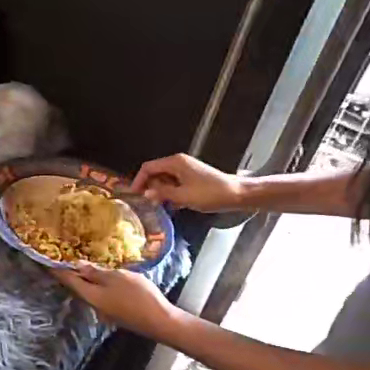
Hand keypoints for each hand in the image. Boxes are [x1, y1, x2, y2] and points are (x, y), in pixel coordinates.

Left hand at [50, 264, 179, 337]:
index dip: (58, 269)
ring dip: (84, 278)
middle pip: (76, 287)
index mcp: (90, 296)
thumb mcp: (116, 278)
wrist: (159, 321)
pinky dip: (96, 284)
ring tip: (82, 263)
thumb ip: (95, 272)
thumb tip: (76, 266)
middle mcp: (93, 305)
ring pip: (88, 291)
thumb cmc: (137, 296)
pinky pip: (99, 294)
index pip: (68, 280)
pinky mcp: (115, 312)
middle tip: (64, 256)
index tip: (47, 258)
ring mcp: (105, 310)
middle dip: (70, 272)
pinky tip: (102, 276)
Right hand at [131, 154, 247, 212]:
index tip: (133, 195)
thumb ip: (162, 193)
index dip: (138, 180)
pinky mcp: (192, 178)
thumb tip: (146, 193)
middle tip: (146, 203)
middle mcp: (178, 163)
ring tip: (158, 207)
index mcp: (175, 162)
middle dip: (149, 187)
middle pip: (156, 173)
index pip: (148, 168)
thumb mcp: (183, 196)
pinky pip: (175, 184)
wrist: (236, 194)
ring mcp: (186, 170)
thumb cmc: (210, 194)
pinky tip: (172, 206)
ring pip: (165, 180)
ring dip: (160, 192)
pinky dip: (171, 194)